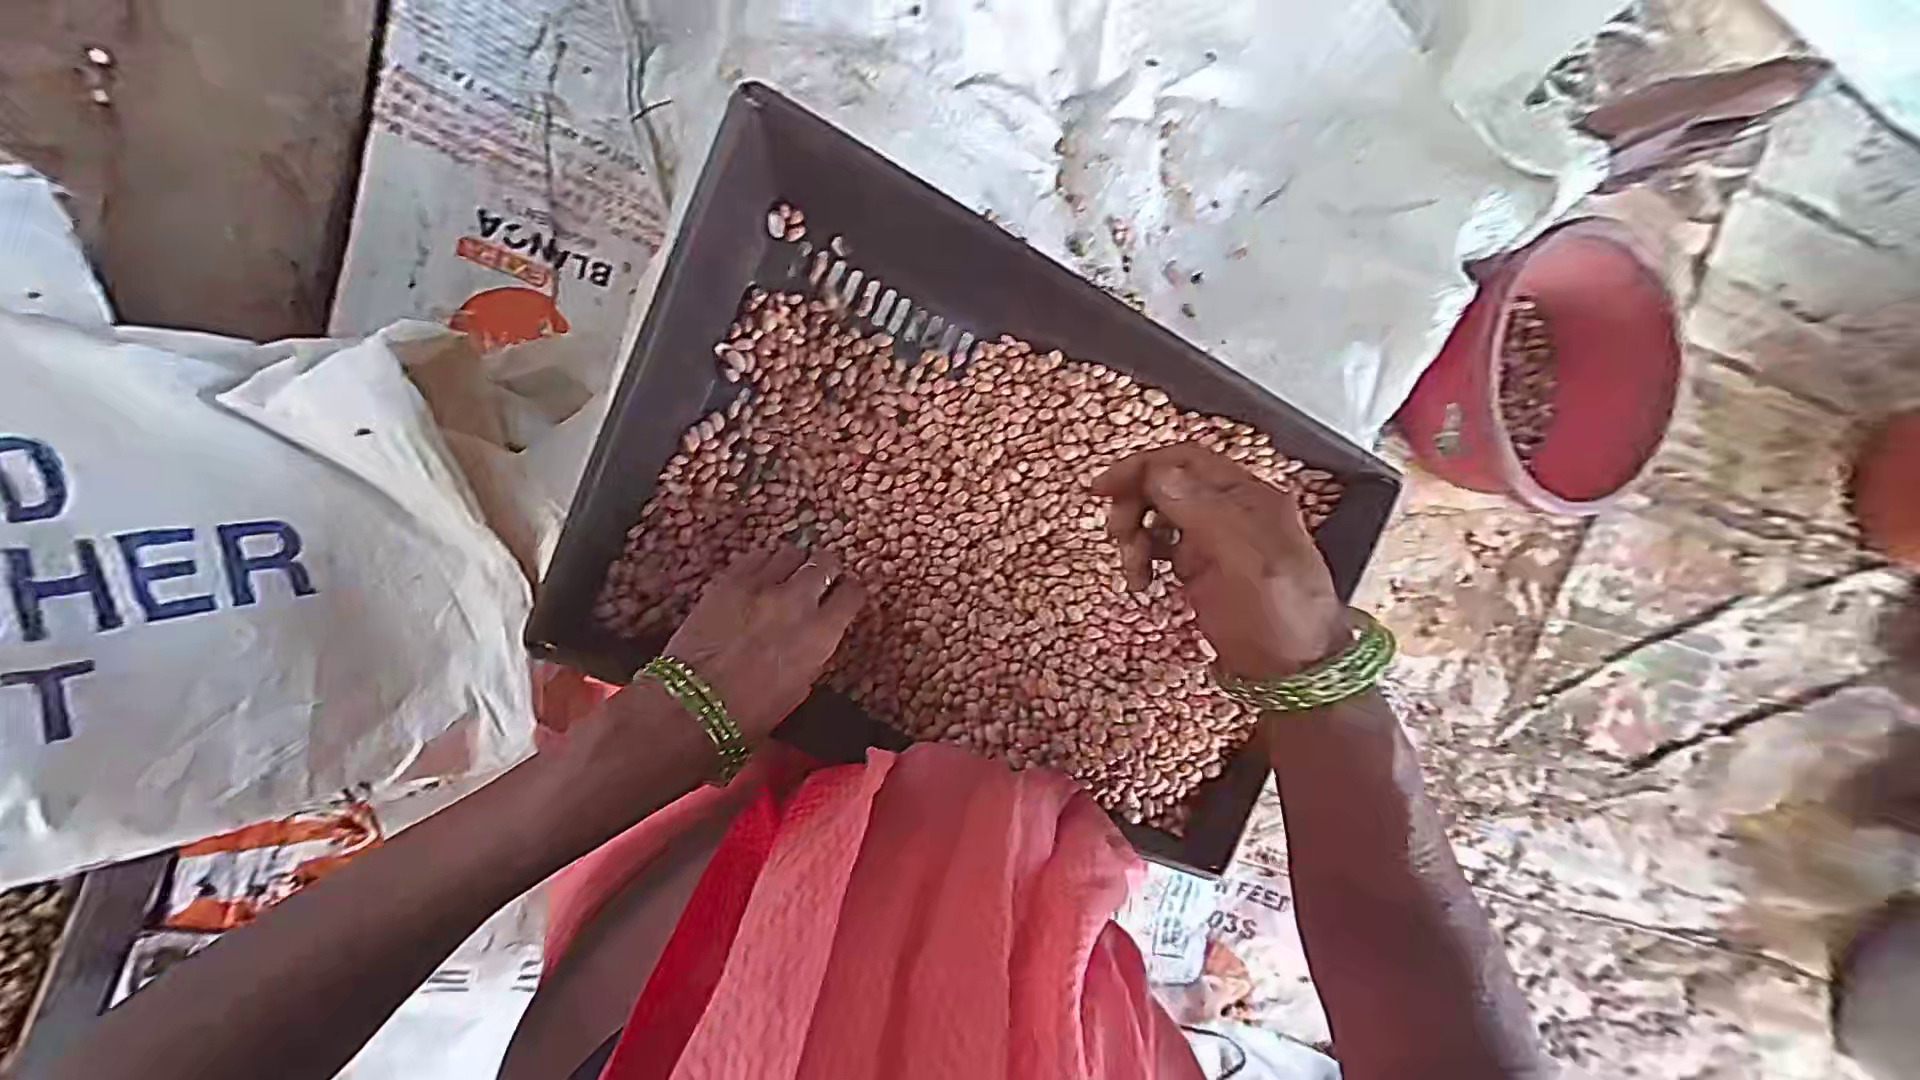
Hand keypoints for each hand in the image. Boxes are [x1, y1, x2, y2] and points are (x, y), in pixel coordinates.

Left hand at [659, 545, 866, 739]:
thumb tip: (816, 632)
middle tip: (819, 580)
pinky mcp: (729, 580)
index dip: (850, 593)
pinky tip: (759, 577)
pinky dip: (764, 564)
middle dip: (826, 570)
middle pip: (825, 563)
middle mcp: (797, 601)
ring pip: (791, 553)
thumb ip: (814, 650)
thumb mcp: (801, 686)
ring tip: (786, 576)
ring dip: (794, 565)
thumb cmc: (750, 713)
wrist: (692, 708)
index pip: (852, 593)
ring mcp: (761, 586)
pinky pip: (757, 556)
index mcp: (820, 633)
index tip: (845, 596)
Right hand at [1094, 443, 1348, 680]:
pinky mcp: (1199, 567)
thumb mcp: (1244, 560)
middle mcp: (1227, 511)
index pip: (1185, 461)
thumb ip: (1202, 512)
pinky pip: (1159, 548)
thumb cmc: (1278, 615)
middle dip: (1133, 506)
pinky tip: (1141, 582)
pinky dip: (1142, 559)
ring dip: (1134, 536)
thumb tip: (1158, 474)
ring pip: (1157, 516)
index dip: (1140, 468)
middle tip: (1118, 536)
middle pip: (1164, 486)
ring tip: (1133, 572)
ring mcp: (1212, 539)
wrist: (1296, 673)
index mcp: (1246, 497)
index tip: (1103, 489)